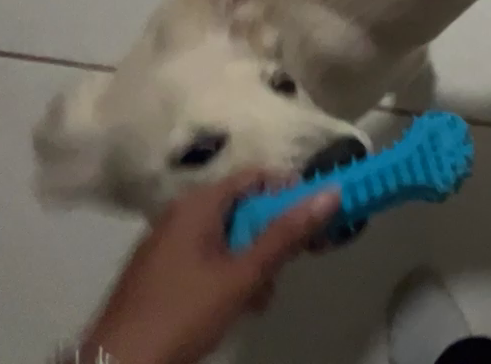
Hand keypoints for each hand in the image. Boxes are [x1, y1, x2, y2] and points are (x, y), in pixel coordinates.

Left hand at [82, 171, 339, 363]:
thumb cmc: (182, 314)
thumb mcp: (244, 275)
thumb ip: (288, 233)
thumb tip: (332, 192)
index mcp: (197, 204)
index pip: (257, 175)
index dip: (289, 192)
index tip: (312, 218)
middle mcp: (180, 215)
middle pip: (244, 206)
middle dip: (273, 233)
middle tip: (290, 262)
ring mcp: (165, 245)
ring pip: (228, 235)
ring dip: (254, 258)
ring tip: (262, 293)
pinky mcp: (158, 273)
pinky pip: (207, 256)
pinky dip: (229, 271)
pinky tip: (237, 303)